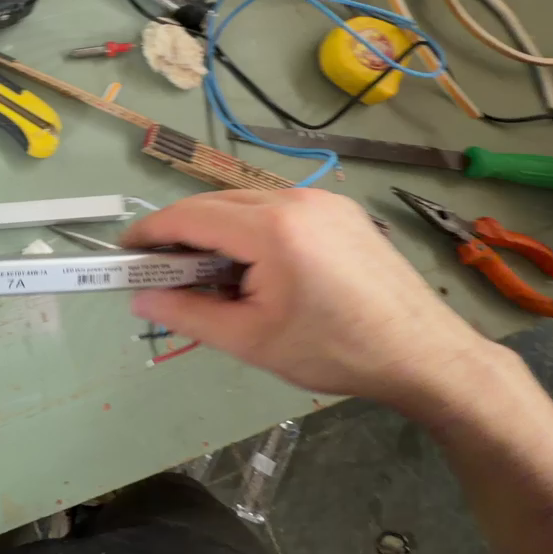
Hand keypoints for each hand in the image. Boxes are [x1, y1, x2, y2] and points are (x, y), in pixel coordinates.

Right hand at [125, 189, 494, 407]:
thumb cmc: (334, 352)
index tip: (125, 251)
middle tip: (163, 270)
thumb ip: (188, 314)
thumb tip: (139, 298)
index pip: (189, 216)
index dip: (151, 232)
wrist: (427, 356)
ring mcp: (320, 198)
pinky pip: (274, 206)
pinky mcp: (338, 207)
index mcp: (272, 229)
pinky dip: (249, 227)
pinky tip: (254, 264)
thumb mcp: (252, 341)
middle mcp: (294, 198)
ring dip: (216, 229)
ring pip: (243, 203)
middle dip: (181, 233)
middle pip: (213, 204)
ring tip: (210, 273)